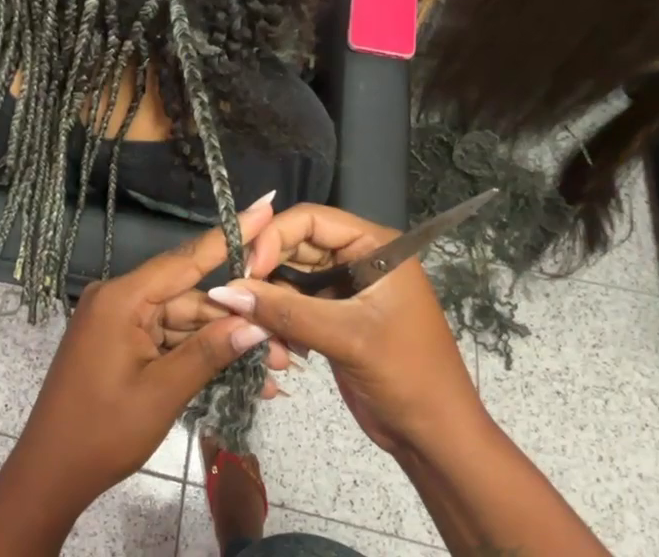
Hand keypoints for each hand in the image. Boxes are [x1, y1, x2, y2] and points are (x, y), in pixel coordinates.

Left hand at [0, 197, 289, 555]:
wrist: (51, 473)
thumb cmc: (102, 430)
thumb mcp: (162, 391)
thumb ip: (209, 352)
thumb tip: (256, 323)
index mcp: (122, 298)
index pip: (185, 259)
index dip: (230, 235)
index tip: (265, 207)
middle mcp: (119, 299)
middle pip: (188, 296)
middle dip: (237, 318)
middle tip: (285, 340)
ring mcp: (119, 322)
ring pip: (182, 321)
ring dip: (223, 342)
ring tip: (275, 366)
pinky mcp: (121, 344)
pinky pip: (167, 340)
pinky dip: (198, 355)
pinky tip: (241, 376)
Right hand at [205, 204, 482, 453]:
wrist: (436, 438)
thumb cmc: (407, 376)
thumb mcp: (346, 337)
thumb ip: (284, 311)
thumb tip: (223, 291)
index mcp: (375, 247)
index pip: (310, 219)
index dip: (274, 237)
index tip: (248, 271)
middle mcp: (359, 259)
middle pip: (295, 246)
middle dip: (267, 273)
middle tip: (239, 302)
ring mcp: (346, 288)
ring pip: (289, 278)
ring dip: (270, 304)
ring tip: (258, 335)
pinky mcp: (334, 316)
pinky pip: (293, 305)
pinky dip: (278, 323)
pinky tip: (277, 351)